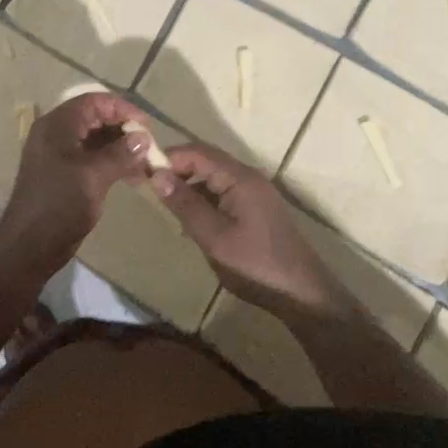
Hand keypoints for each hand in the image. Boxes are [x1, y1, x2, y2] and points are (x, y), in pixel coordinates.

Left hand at [0, 90, 154, 274]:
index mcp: (57, 124)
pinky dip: (111, 161)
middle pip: (94, 118)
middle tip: (149, 145)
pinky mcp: (64, 173)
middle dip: (123, 128)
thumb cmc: (60, 203)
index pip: (93, 101)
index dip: (122, 108)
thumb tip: (143, 137)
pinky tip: (132, 176)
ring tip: (146, 163)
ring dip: (120, 147)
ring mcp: (58, 153)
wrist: (31, 243)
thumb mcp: (93, 176)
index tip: (147, 125)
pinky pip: (90, 157)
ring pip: (94, 139)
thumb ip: (119, 153)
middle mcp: (56, 133)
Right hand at [150, 144, 347, 316]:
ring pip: (213, 177)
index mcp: (239, 178)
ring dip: (190, 186)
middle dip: (177, 170)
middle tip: (151, 188)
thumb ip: (185, 204)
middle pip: (205, 160)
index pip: (196, 152)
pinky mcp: (257, 209)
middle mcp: (248, 177)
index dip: (168, 157)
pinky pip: (223, 192)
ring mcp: (255, 193)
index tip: (142, 172)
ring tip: (168, 207)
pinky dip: (204, 199)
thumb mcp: (214, 237)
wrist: (304, 296)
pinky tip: (193, 221)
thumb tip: (156, 174)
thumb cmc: (256, 265)